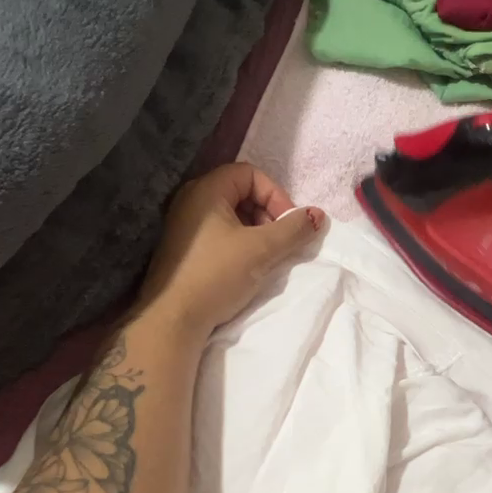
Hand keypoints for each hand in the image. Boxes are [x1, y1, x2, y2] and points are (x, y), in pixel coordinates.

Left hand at [132, 163, 323, 339]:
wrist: (173, 319)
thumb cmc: (216, 275)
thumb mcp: (261, 250)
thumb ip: (293, 230)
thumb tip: (319, 215)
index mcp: (206, 189)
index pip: (250, 173)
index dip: (275, 194)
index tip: (288, 224)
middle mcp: (190, 199)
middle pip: (240, 192)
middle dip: (267, 214)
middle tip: (279, 242)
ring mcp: (183, 224)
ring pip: (230, 215)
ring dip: (255, 231)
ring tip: (265, 257)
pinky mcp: (182, 248)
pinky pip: (217, 233)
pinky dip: (238, 243)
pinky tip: (245, 267)